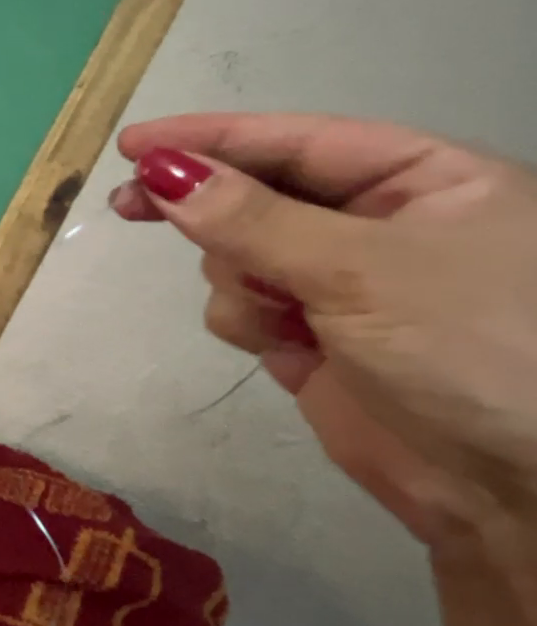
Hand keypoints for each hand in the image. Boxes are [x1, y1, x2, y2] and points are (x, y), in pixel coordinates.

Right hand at [109, 113, 536, 570]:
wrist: (516, 486)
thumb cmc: (472, 348)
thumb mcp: (362, 267)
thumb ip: (251, 218)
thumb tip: (161, 172)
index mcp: (427, 182)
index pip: (299, 140)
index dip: (212, 138)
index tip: (133, 146)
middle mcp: (380, 226)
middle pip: (257, 196)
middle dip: (204, 208)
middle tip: (127, 205)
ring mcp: (342, 285)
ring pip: (237, 255)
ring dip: (238, 279)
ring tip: (280, 316)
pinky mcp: (312, 338)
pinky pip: (242, 308)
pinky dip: (248, 322)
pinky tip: (285, 347)